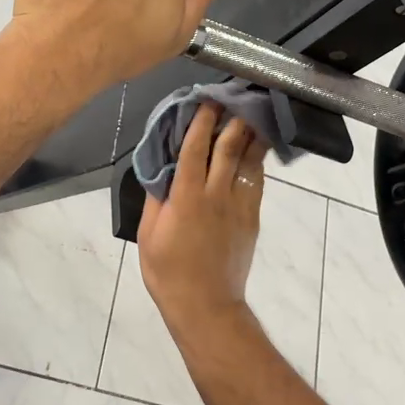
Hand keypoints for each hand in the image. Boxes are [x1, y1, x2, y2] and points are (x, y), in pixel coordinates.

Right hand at [137, 105, 268, 331]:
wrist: (206, 307)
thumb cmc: (169, 271)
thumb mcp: (148, 234)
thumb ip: (156, 197)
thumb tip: (159, 169)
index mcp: (187, 196)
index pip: (196, 148)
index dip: (201, 121)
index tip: (206, 101)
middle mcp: (216, 194)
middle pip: (229, 147)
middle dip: (232, 119)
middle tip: (234, 98)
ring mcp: (239, 206)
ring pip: (249, 161)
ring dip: (250, 135)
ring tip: (252, 113)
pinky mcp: (252, 219)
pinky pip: (256, 181)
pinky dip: (256, 161)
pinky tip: (255, 150)